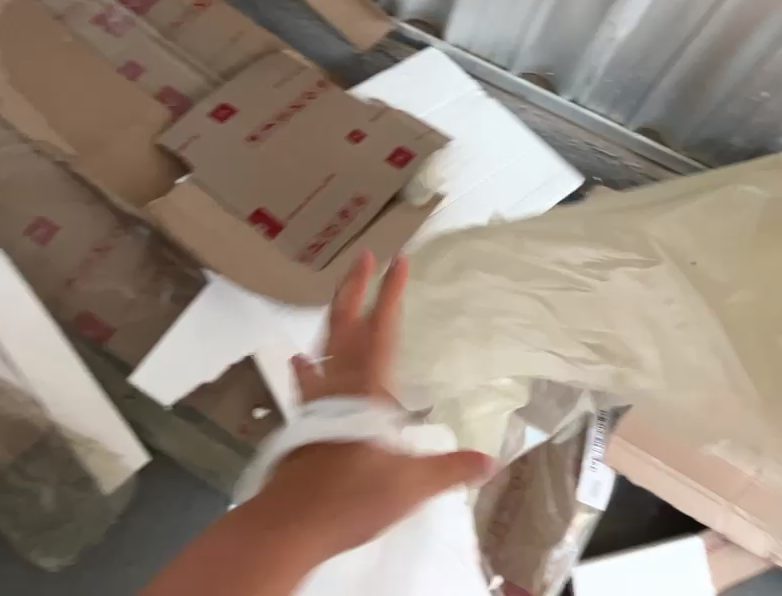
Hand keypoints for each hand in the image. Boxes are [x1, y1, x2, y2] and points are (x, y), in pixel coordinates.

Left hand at [251, 252, 495, 561]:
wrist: (290, 525)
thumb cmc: (349, 497)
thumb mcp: (408, 486)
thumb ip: (449, 469)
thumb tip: (491, 460)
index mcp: (367, 388)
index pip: (382, 329)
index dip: (391, 293)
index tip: (400, 261)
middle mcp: (340, 383)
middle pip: (346, 324)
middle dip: (356, 287)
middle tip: (364, 256)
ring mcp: (318, 399)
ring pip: (325, 344)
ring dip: (335, 314)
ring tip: (341, 293)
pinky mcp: (305, 419)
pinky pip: (307, 381)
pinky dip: (307, 366)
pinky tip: (300, 361)